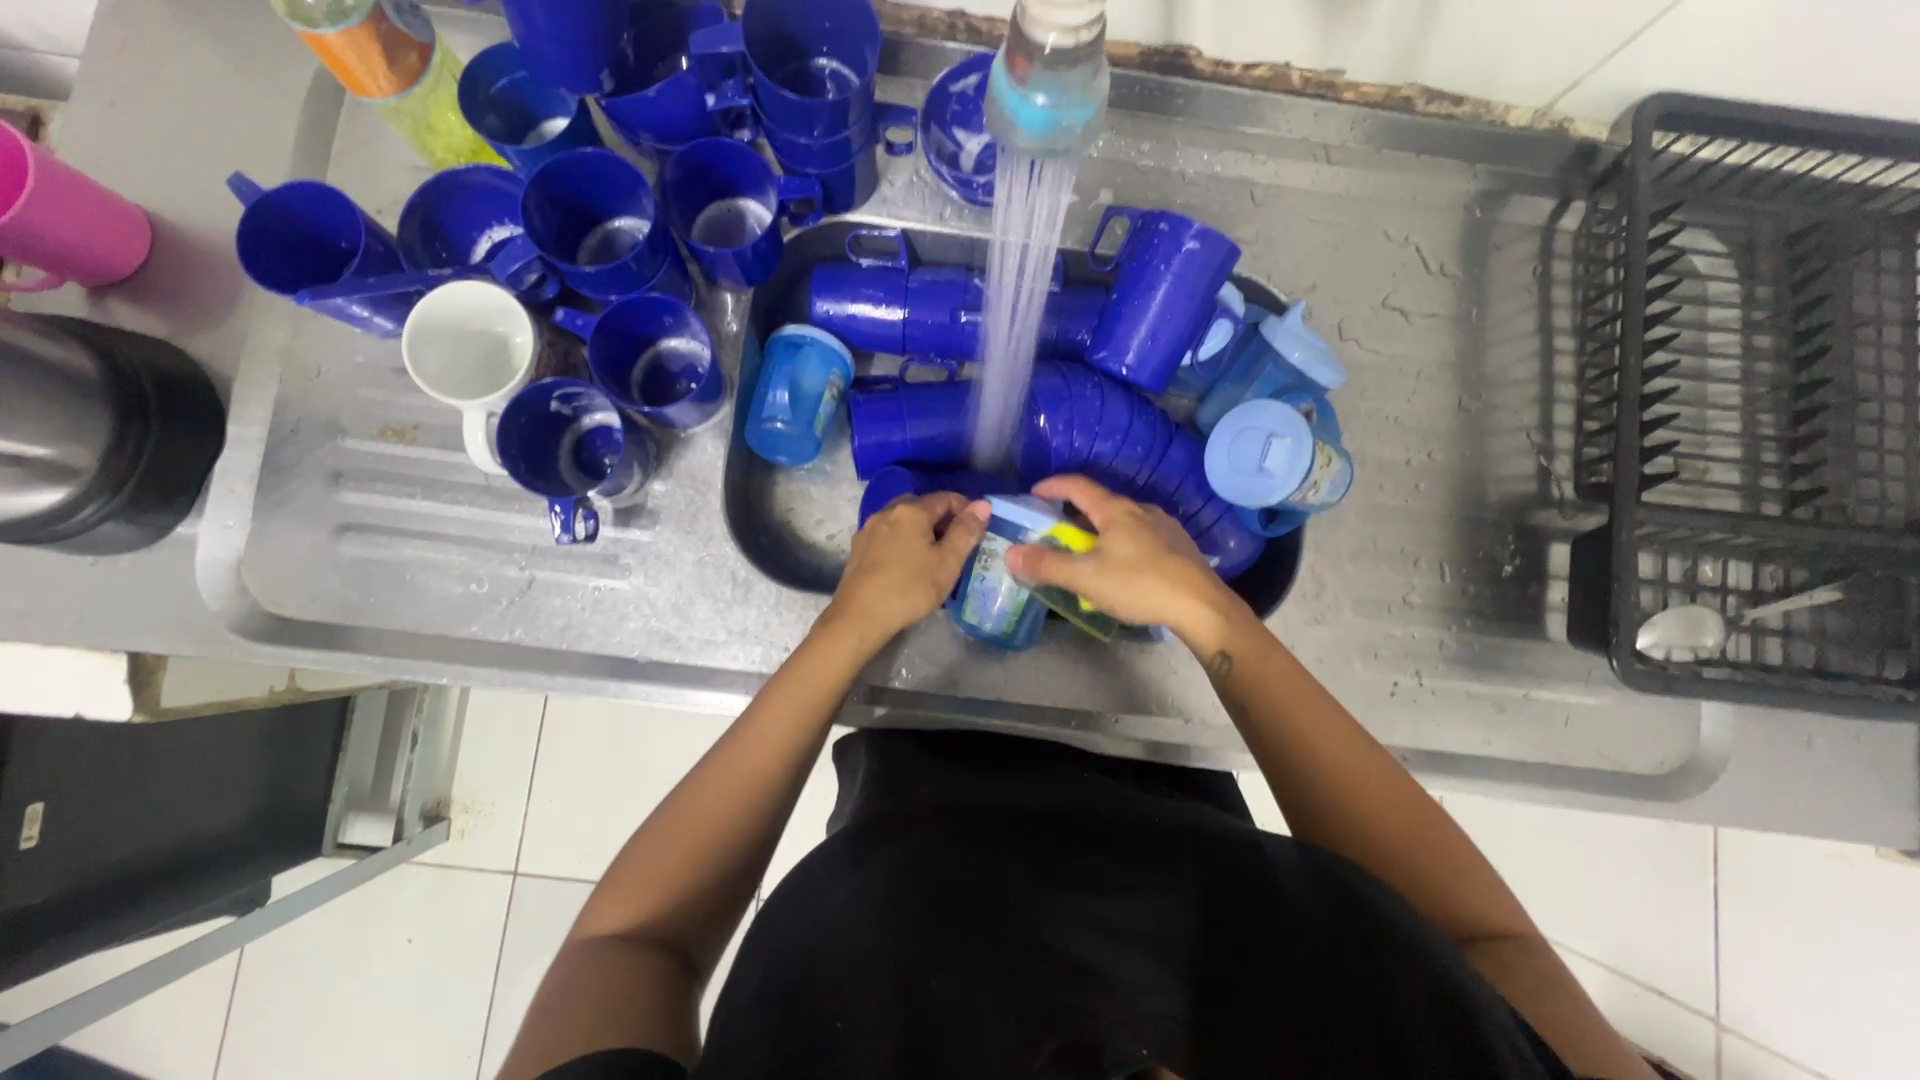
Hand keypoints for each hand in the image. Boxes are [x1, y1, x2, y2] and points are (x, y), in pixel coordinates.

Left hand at [821, 492, 988, 648]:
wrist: (860, 616)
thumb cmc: (910, 588)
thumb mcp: (947, 562)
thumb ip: (966, 531)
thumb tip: (983, 504)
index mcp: (911, 511)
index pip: (945, 498)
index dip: (966, 508)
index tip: (977, 527)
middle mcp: (887, 512)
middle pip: (921, 505)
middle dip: (941, 517)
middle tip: (956, 541)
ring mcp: (869, 529)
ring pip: (901, 519)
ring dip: (920, 528)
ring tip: (932, 552)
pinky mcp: (858, 548)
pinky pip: (887, 534)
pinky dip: (902, 539)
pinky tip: (907, 562)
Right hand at [1004, 475, 1253, 651]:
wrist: (1202, 606)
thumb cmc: (1140, 585)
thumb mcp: (1085, 578)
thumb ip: (1046, 565)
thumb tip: (1011, 553)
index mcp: (1116, 510)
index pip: (1077, 485)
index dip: (1052, 486)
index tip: (1033, 493)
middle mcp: (1141, 509)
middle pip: (1100, 503)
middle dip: (1074, 514)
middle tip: (1055, 531)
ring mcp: (1165, 526)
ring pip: (1123, 521)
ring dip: (1100, 530)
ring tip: (1087, 552)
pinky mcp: (1180, 546)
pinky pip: (1142, 536)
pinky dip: (1122, 543)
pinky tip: (1122, 567)